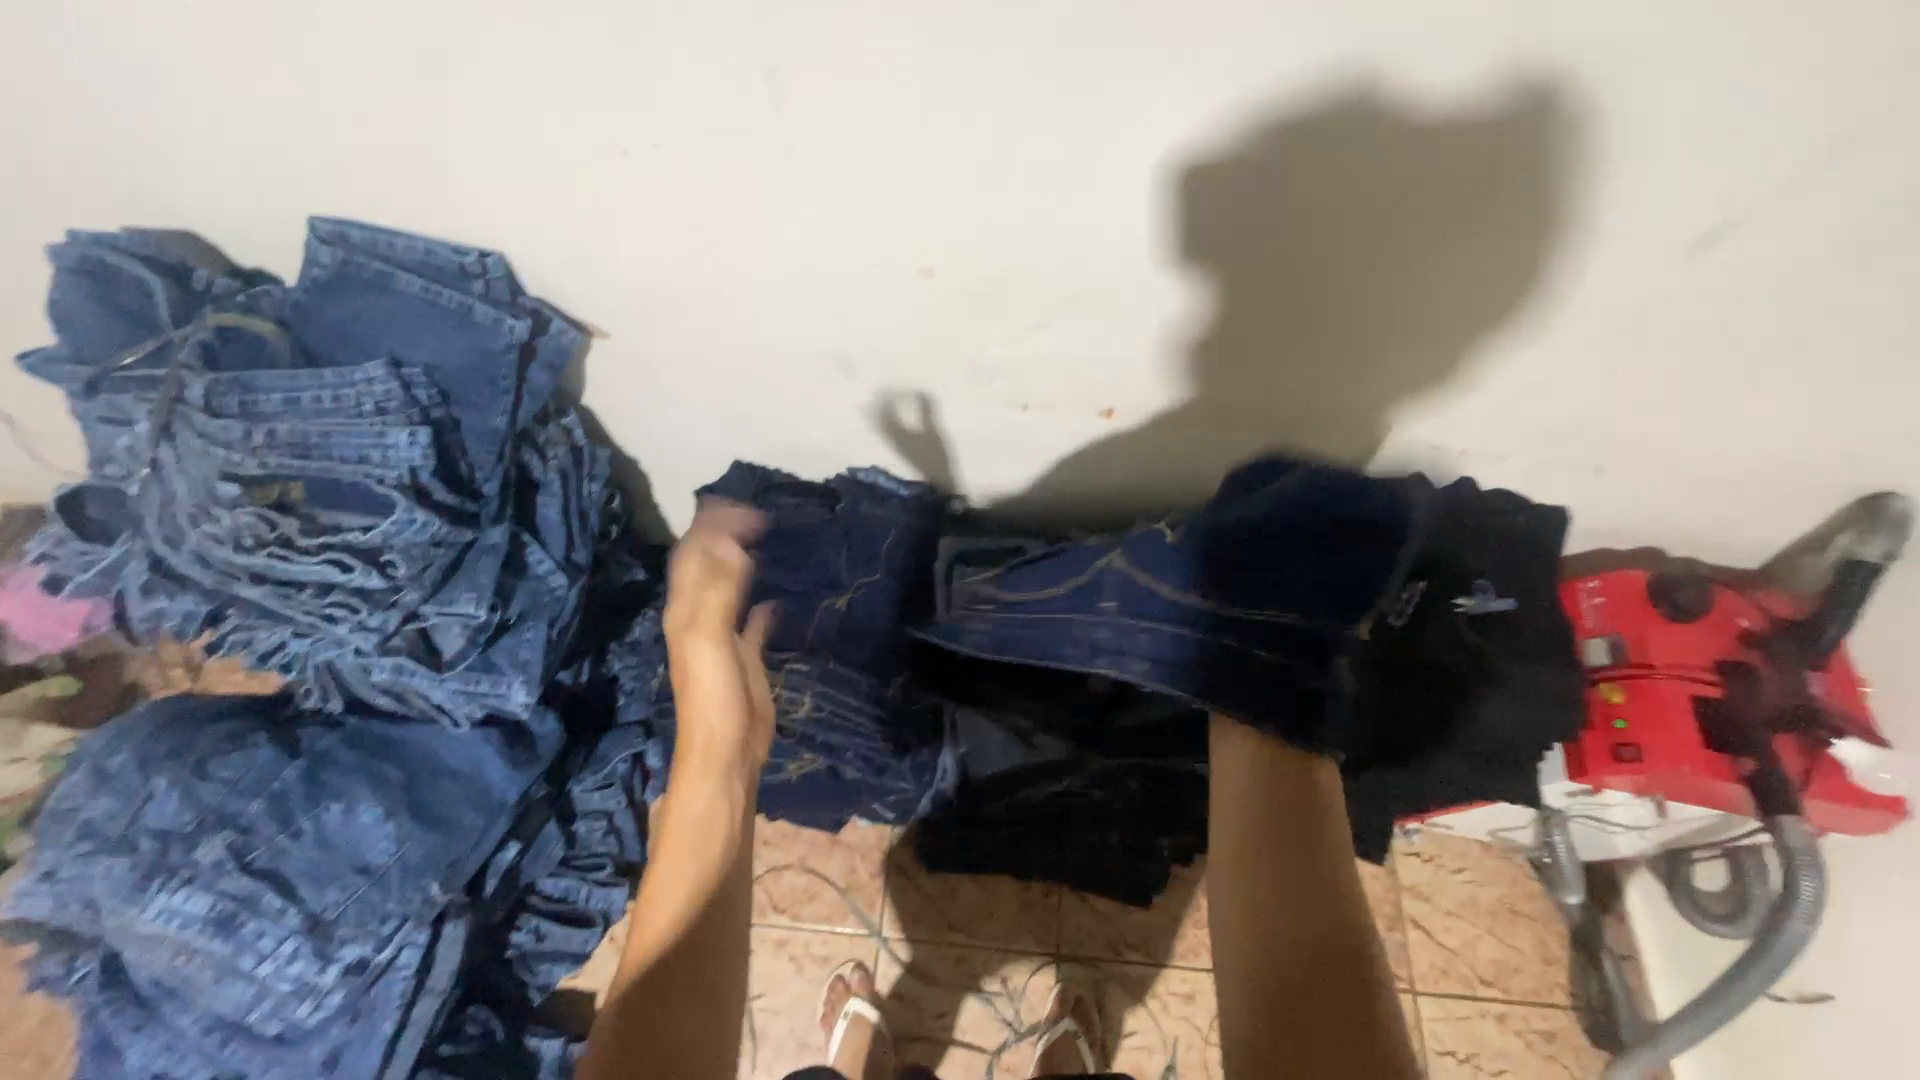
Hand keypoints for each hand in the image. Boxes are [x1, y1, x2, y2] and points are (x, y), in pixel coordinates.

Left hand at [664, 499, 778, 774]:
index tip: (749, 508)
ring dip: (744, 562)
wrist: (727, 750)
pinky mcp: (746, 655)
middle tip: (761, 516)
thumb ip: (719, 591)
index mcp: (687, 610)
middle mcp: (701, 616)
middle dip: (727, 536)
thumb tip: (732, 544)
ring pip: (730, 587)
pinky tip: (779, 595)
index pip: (695, 554)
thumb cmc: (714, 696)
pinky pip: (754, 620)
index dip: (715, 526)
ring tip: (767, 541)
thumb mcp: (709, 638)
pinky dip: (764, 602)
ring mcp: (723, 636)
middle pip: (709, 565)